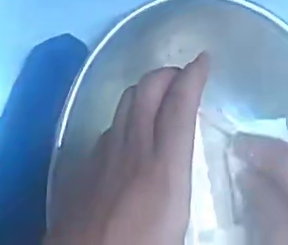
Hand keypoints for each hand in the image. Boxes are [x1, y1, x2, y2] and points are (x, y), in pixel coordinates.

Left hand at [46, 54, 210, 244]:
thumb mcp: (178, 233)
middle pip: (148, 91)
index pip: (179, 107)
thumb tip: (193, 180)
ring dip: (145, 92)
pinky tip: (130, 137)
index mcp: (164, 170)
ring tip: (160, 100)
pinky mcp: (83, 167)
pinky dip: (125, 119)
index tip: (204, 60)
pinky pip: (108, 127)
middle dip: (167, 74)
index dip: (193, 78)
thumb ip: (187, 194)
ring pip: (125, 102)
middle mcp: (133, 151)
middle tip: (184, 77)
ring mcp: (103, 155)